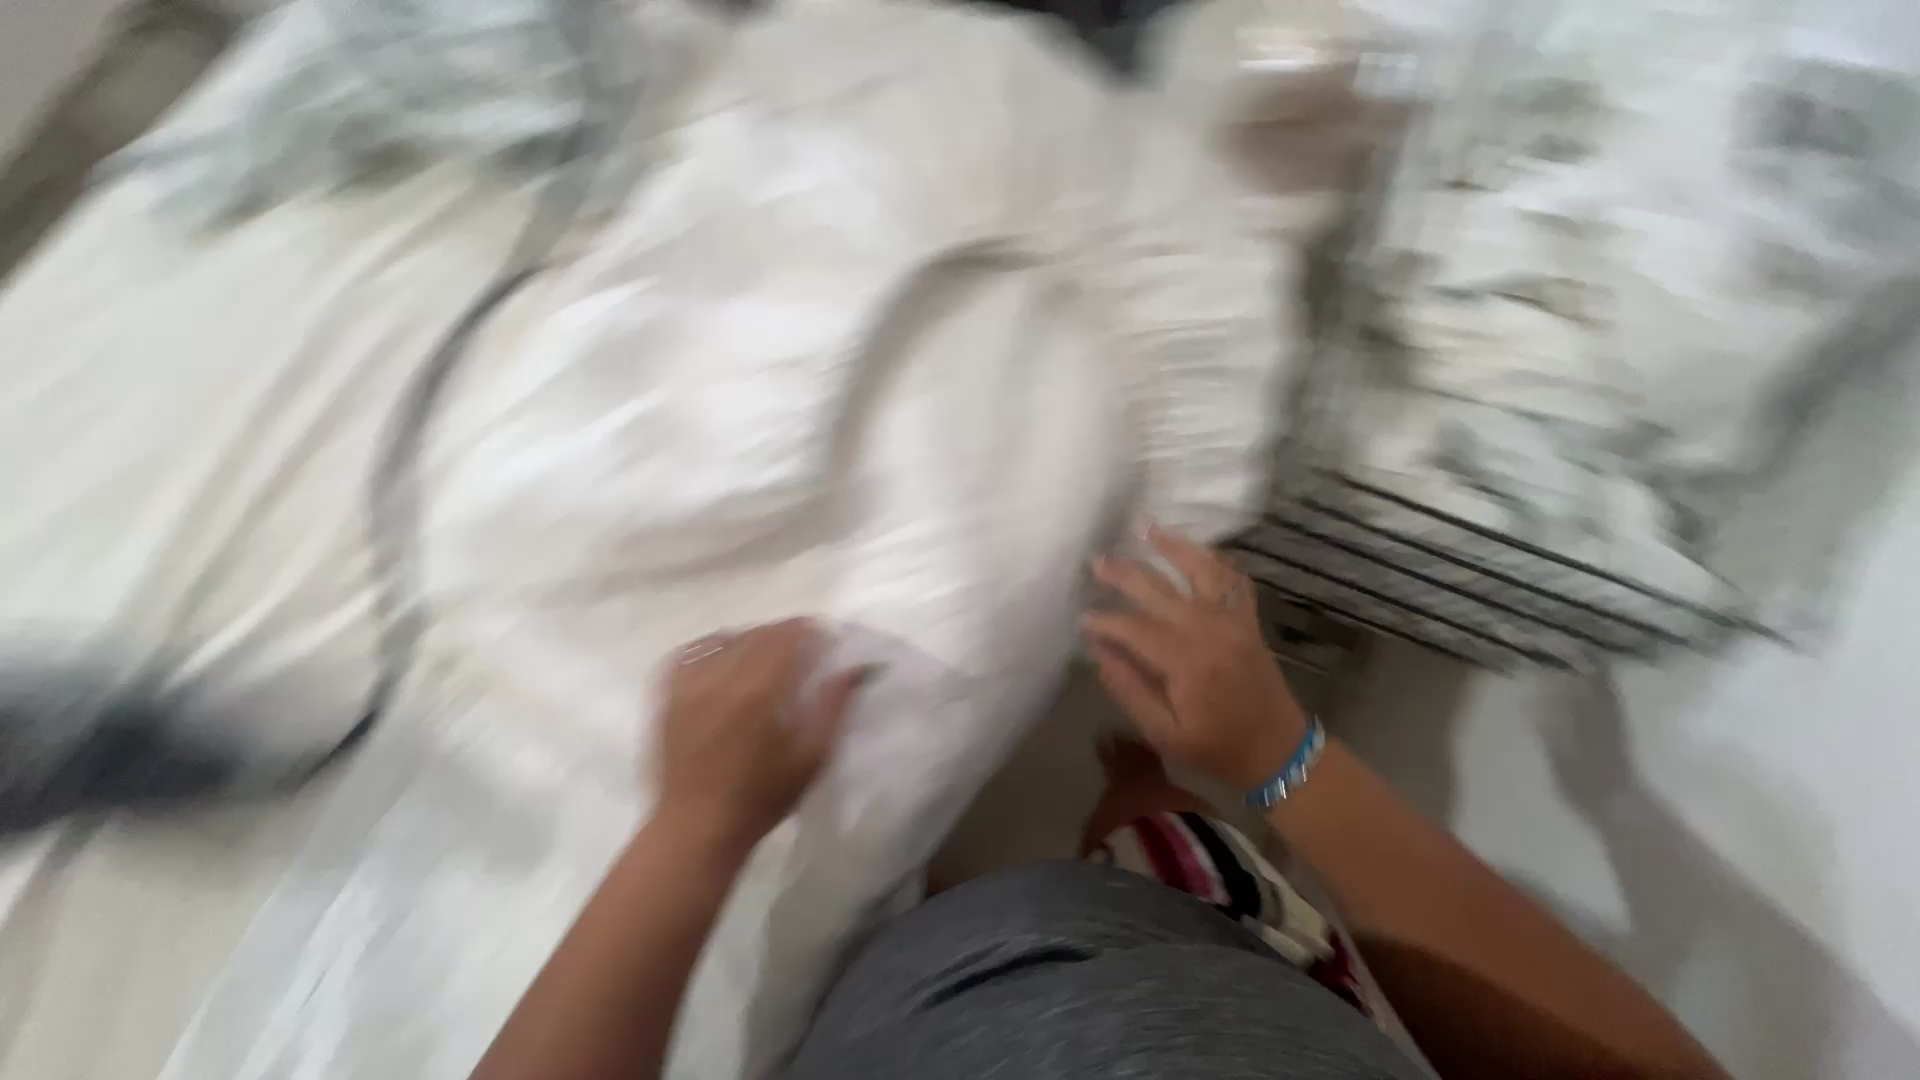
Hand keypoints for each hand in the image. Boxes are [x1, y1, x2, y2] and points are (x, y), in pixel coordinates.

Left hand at [655, 618, 864, 855]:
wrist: (697, 829)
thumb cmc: (762, 798)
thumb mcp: (812, 757)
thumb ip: (833, 707)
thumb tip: (852, 668)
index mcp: (762, 691)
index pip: (790, 636)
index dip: (812, 631)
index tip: (825, 640)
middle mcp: (723, 678)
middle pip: (760, 632)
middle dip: (786, 634)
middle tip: (801, 651)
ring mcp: (689, 684)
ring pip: (727, 637)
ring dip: (752, 638)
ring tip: (763, 657)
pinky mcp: (667, 695)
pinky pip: (690, 651)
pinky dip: (711, 647)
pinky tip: (723, 659)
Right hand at [1082, 521, 1306, 791]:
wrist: (1279, 751)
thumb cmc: (1217, 747)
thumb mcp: (1164, 732)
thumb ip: (1129, 689)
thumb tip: (1099, 652)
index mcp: (1186, 660)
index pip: (1133, 627)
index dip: (1105, 620)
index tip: (1082, 619)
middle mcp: (1209, 629)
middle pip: (1159, 588)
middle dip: (1124, 573)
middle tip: (1096, 561)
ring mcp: (1233, 620)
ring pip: (1201, 569)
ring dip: (1172, 545)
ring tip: (1146, 525)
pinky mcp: (1248, 620)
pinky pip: (1233, 579)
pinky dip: (1215, 559)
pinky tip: (1196, 548)